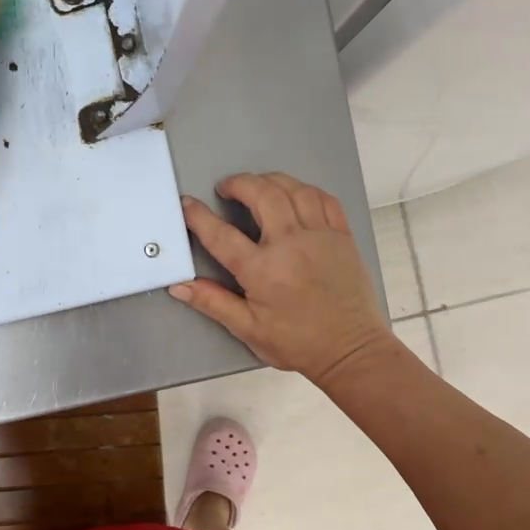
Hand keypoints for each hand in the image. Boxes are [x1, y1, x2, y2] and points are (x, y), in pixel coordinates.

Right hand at [169, 174, 396, 384]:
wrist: (351, 349)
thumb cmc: (297, 343)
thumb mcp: (248, 329)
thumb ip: (213, 303)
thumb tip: (179, 285)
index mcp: (262, 270)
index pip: (221, 235)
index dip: (199, 216)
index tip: (187, 204)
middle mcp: (291, 244)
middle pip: (262, 195)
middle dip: (239, 183)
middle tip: (225, 188)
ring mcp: (321, 236)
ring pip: (294, 189)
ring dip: (271, 180)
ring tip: (257, 186)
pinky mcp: (343, 236)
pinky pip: (324, 199)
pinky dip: (304, 190)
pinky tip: (294, 195)